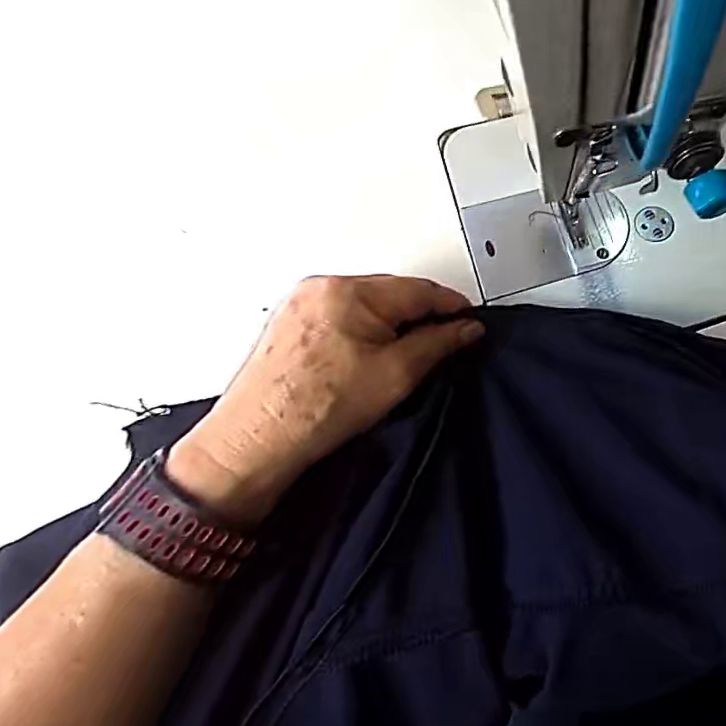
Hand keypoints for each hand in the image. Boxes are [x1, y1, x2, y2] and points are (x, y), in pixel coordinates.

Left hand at [165, 275, 483, 526]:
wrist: (257, 438)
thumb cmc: (310, 411)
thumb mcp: (395, 376)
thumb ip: (437, 344)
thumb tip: (463, 329)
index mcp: (349, 292)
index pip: (418, 288)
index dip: (450, 305)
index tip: (468, 319)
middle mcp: (321, 288)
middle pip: (391, 292)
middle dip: (419, 315)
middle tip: (442, 342)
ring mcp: (303, 303)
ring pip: (366, 304)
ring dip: (390, 324)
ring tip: (398, 360)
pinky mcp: (292, 321)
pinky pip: (341, 315)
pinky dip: (362, 330)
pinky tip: (366, 360)